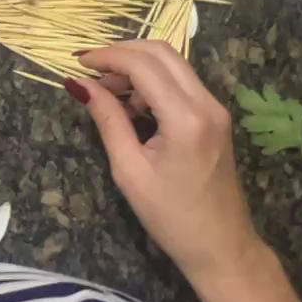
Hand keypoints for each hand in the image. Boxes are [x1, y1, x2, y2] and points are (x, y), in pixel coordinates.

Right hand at [68, 41, 265, 280]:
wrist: (222, 249)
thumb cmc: (171, 217)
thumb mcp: (129, 170)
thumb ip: (107, 118)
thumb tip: (79, 84)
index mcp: (185, 118)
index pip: (143, 64)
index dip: (108, 56)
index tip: (79, 62)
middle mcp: (206, 102)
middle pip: (161, 51)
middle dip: (122, 53)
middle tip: (92, 71)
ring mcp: (215, 106)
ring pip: (171, 62)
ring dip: (137, 66)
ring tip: (109, 92)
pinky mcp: (215, 115)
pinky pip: (180, 80)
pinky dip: (153, 80)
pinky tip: (133, 104)